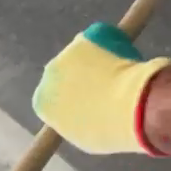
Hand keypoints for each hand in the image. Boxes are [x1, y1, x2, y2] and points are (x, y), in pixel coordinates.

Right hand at [32, 23, 170, 154]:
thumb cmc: (106, 129)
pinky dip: (113, 43)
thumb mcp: (82, 135)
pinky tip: (126, 58)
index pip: (52, 96)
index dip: (72, 96)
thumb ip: (74, 119)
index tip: (89, 100)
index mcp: (43, 102)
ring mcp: (68, 51)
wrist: (127, 107)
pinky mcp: (89, 36)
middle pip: (65, 70)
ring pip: (84, 52)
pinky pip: (101, 37)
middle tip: (106, 84)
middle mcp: (49, 73)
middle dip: (82, 74)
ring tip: (120, 73)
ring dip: (97, 58)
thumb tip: (82, 112)